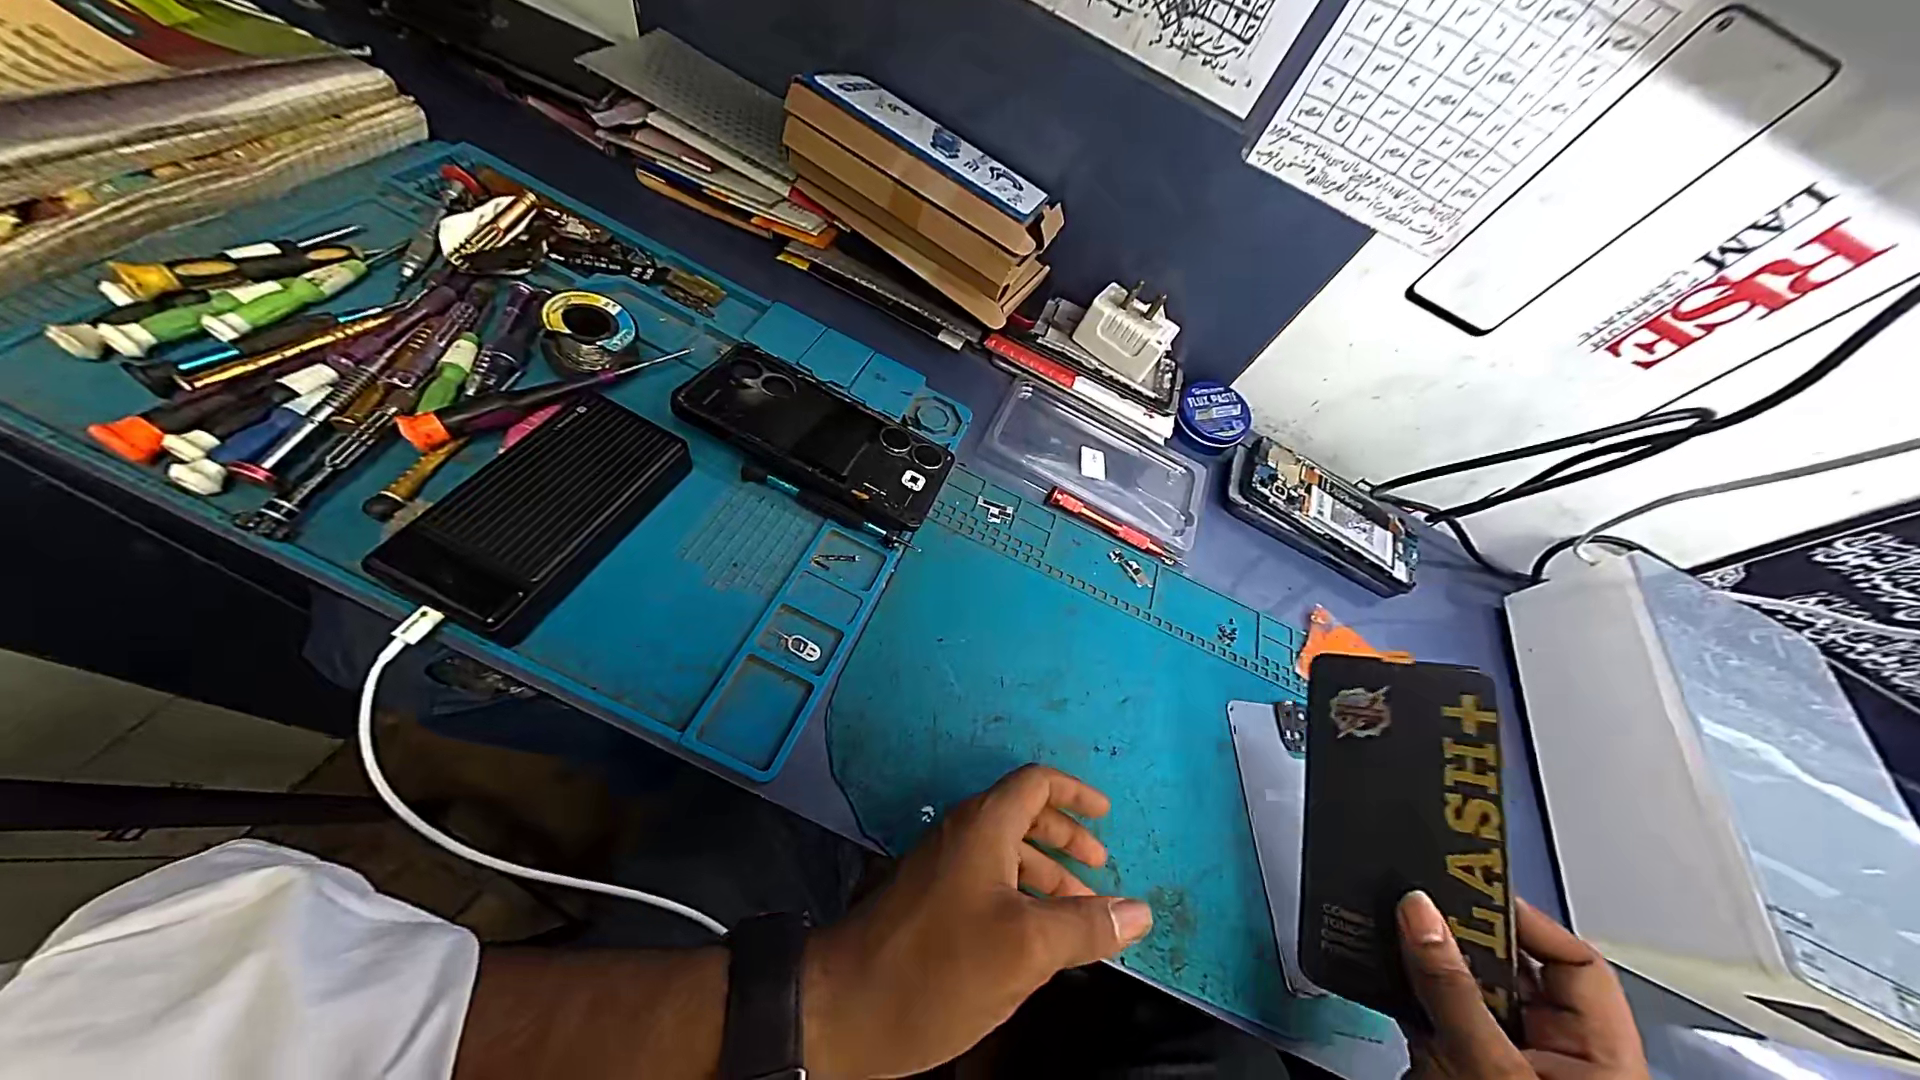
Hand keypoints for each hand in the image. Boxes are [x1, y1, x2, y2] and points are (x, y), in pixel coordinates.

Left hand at [802, 765, 1154, 1077]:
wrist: (845, 1006)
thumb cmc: (940, 966)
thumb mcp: (1026, 948)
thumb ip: (1086, 926)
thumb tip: (1139, 911)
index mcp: (984, 826)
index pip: (1036, 783)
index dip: (1075, 793)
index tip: (1105, 815)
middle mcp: (963, 833)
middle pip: (1025, 815)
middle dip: (1066, 837)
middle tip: (1100, 868)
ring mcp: (944, 865)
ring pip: (1007, 852)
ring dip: (1047, 872)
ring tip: (1080, 912)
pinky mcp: (932, 898)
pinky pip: (989, 879)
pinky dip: (1022, 894)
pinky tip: (1037, 935)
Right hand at [1398, 893, 1649, 1079]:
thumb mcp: (1488, 1070)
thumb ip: (1452, 990)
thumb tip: (1418, 908)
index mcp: (1598, 1060)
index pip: (1577, 966)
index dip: (1527, 921)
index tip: (1469, 887)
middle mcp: (1548, 1054)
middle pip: (1506, 969)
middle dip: (1459, 933)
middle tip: (1417, 902)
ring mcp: (1494, 1058)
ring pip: (1458, 985)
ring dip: (1420, 955)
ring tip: (1389, 923)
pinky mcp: (1447, 1062)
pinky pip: (1423, 1004)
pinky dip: (1397, 979)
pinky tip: (1373, 956)